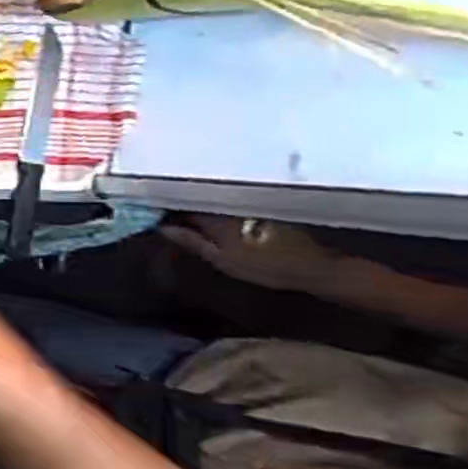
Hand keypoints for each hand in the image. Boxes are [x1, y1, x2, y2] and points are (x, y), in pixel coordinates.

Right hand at [160, 214, 344, 292]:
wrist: (317, 268)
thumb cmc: (265, 267)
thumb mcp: (222, 260)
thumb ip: (191, 241)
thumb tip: (161, 227)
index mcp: (214, 216)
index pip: (179, 205)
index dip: (162, 209)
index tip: (150, 214)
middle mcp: (228, 204)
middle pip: (195, 199)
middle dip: (179, 204)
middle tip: (165, 215)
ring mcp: (246, 204)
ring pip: (212, 200)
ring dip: (198, 205)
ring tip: (187, 216)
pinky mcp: (260, 208)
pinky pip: (229, 203)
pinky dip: (217, 208)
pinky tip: (214, 218)